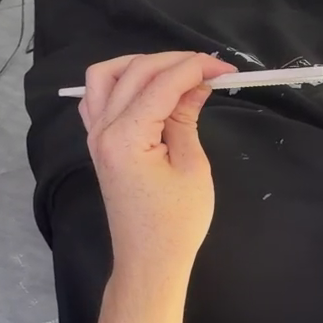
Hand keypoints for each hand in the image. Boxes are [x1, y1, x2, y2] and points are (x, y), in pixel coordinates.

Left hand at [80, 52, 237, 276]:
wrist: (149, 260)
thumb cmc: (177, 223)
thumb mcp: (192, 167)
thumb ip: (186, 117)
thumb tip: (197, 83)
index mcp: (127, 136)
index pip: (162, 83)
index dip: (196, 68)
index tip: (226, 68)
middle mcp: (103, 129)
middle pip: (135, 71)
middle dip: (175, 62)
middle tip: (211, 69)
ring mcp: (95, 136)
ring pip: (107, 76)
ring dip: (142, 65)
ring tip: (177, 72)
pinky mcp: (98, 144)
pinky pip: (98, 98)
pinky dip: (122, 83)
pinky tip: (148, 89)